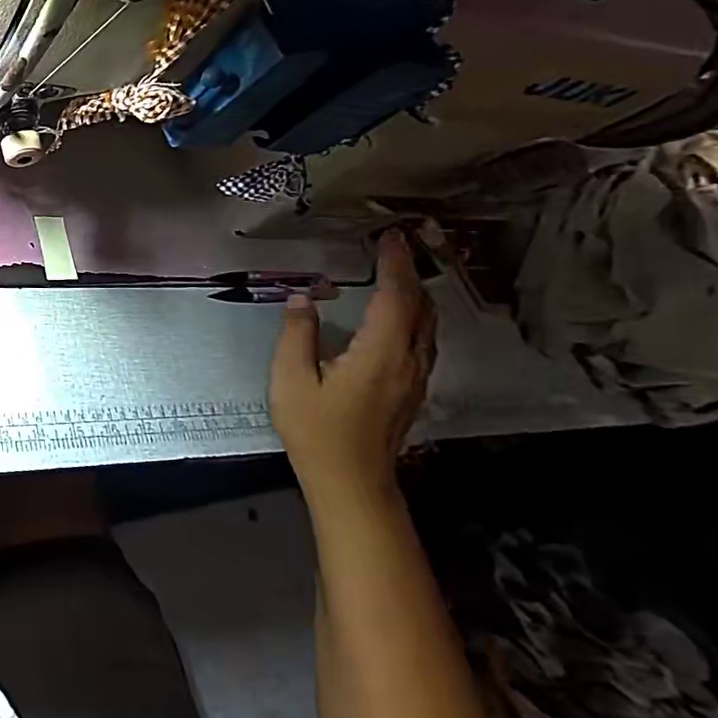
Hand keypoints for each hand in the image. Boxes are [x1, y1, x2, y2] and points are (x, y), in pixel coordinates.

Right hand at [268, 229, 436, 504]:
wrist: (350, 479)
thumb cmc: (315, 428)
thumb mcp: (290, 378)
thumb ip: (298, 334)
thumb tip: (303, 298)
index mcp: (380, 355)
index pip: (395, 300)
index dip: (394, 267)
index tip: (391, 238)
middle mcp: (409, 362)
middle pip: (421, 309)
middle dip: (411, 274)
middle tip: (396, 246)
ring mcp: (415, 377)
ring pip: (427, 325)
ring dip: (416, 294)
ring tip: (398, 271)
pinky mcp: (411, 388)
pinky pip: (422, 340)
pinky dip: (413, 314)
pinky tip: (397, 313)